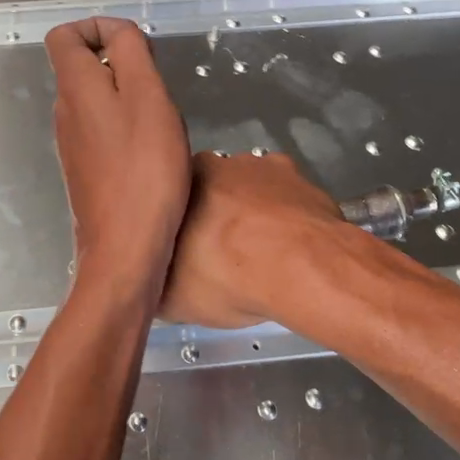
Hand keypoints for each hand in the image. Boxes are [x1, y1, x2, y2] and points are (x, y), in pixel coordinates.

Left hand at [46, 18, 190, 294]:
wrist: (125, 248)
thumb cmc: (144, 169)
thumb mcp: (148, 96)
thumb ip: (130, 53)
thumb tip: (117, 32)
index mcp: (74, 87)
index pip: (64, 35)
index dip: (96, 27)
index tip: (134, 45)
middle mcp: (65, 112)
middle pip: (82, 66)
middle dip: (121, 63)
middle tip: (159, 85)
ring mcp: (72, 145)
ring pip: (96, 100)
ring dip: (128, 98)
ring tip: (161, 121)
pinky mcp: (86, 171)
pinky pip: (102, 131)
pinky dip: (127, 128)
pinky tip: (152, 152)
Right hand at [160, 151, 345, 328]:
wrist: (301, 269)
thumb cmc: (225, 275)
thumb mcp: (171, 296)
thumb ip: (156, 283)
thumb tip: (152, 286)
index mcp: (186, 177)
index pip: (171, 194)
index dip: (176, 222)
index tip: (181, 248)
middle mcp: (225, 162)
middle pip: (214, 189)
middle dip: (215, 215)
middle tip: (218, 254)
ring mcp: (269, 168)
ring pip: (254, 192)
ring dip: (254, 215)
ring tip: (260, 255)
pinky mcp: (307, 183)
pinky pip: (289, 201)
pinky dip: (288, 220)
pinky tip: (290, 249)